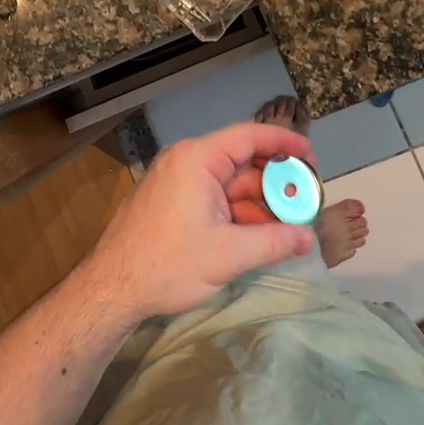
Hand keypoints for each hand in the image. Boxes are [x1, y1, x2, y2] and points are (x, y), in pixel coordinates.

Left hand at [74, 122, 316, 322]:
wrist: (112, 288)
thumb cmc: (167, 264)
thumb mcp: (227, 255)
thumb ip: (273, 242)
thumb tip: (307, 237)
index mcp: (197, 159)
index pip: (248, 136)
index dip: (283, 143)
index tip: (311, 155)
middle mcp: (186, 162)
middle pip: (241, 161)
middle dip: (275, 183)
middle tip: (306, 202)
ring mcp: (177, 182)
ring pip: (229, 184)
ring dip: (258, 204)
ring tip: (289, 226)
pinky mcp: (172, 202)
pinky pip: (214, 198)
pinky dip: (238, 213)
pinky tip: (259, 236)